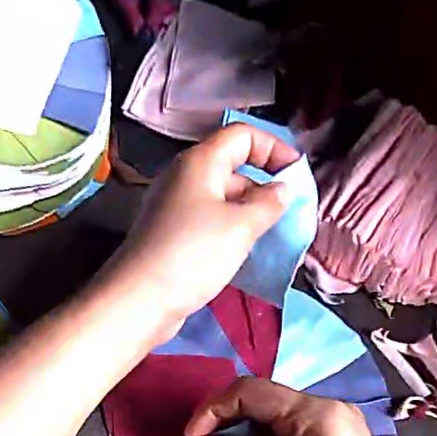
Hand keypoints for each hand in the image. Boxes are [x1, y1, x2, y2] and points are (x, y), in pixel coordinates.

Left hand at [96, 124, 298, 333]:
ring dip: (248, 215)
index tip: (296, 173)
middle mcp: (184, 179)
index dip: (273, 147)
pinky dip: (230, 233)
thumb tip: (283, 188)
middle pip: (232, 169)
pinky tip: (243, 255)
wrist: (140, 300)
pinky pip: (208, 225)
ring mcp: (174, 209)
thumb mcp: (241, 226)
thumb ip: (269, 203)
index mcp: (200, 163)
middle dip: (263, 187)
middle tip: (287, 215)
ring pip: (221, 201)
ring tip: (271, 238)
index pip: (242, 135)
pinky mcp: (170, 237)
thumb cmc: (193, 254)